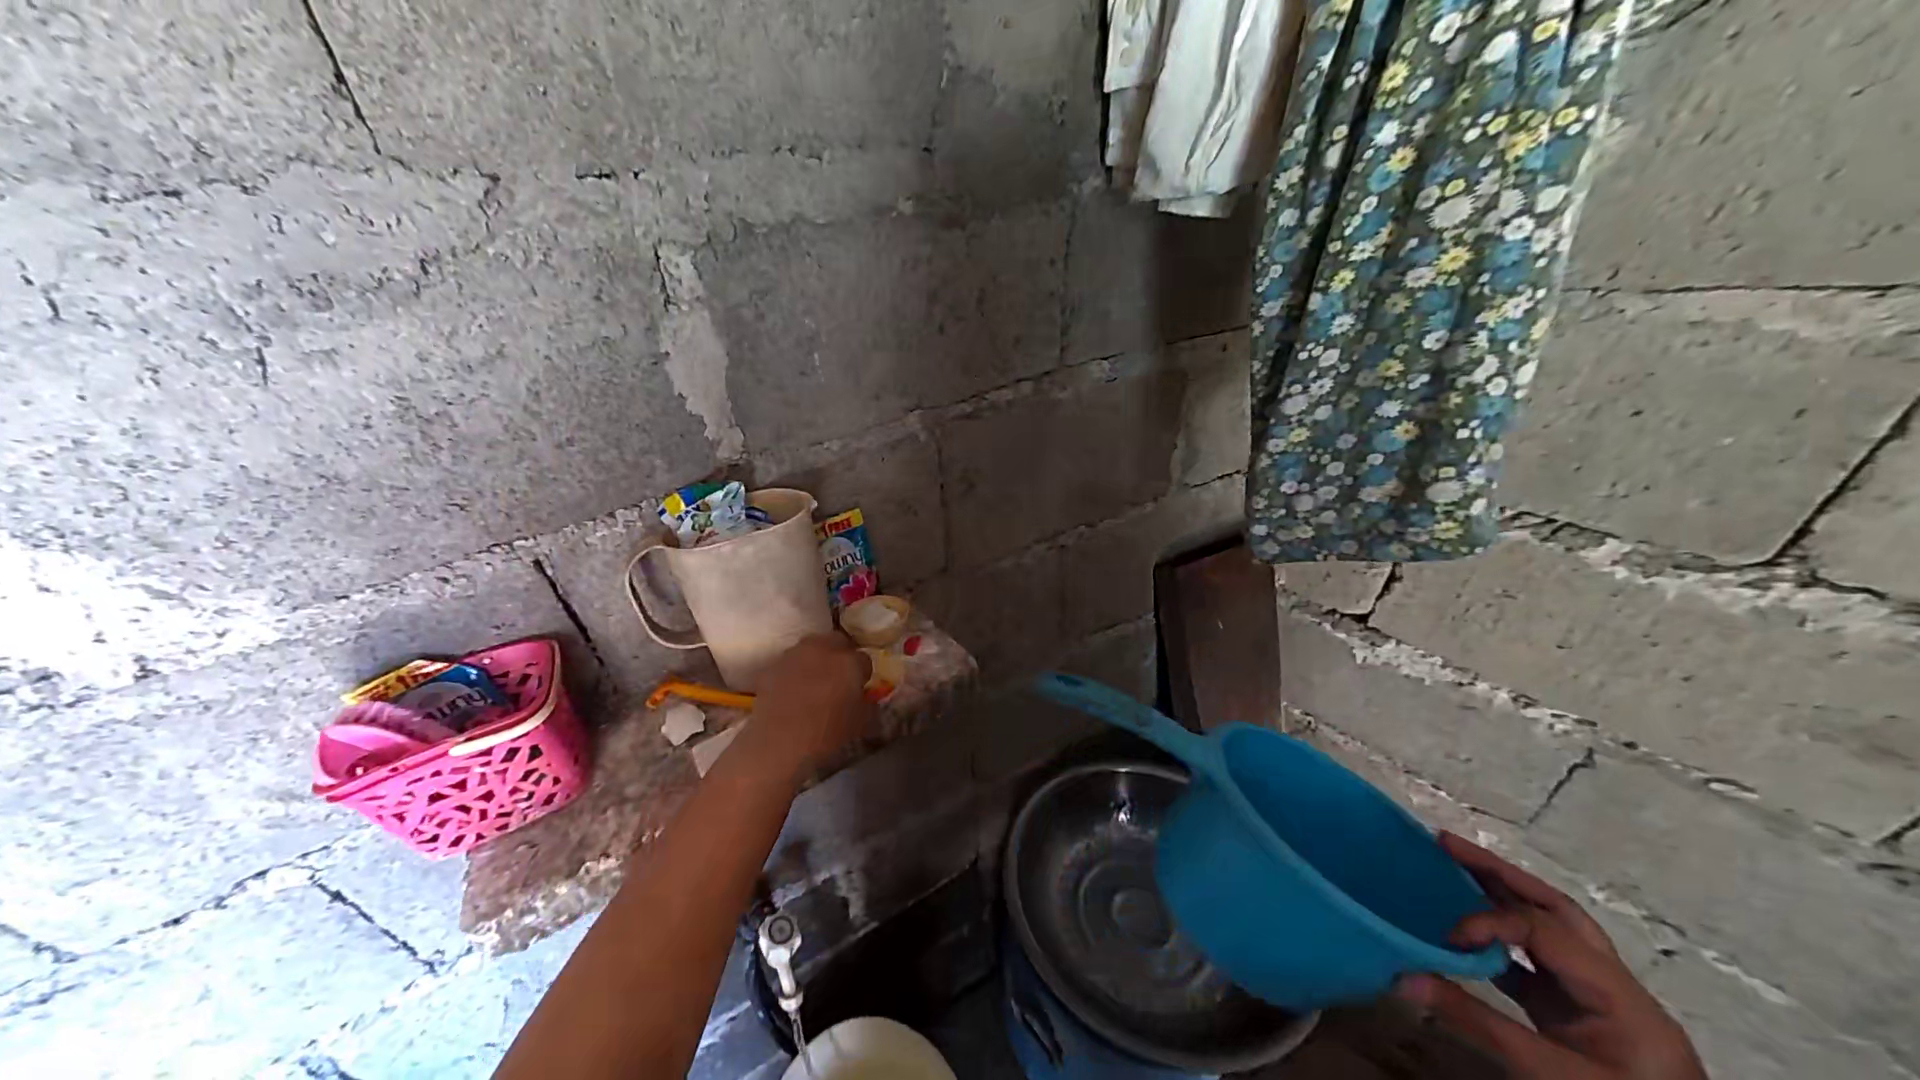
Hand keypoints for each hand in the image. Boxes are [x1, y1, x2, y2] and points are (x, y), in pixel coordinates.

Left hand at [735, 633, 872, 781]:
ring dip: (815, 661)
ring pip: (809, 649)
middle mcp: (821, 649)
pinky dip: (792, 673)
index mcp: (849, 661)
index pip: (864, 659)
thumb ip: (867, 704)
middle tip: (839, 677)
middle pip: (836, 641)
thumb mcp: (860, 724)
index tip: (860, 687)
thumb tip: (864, 699)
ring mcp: (793, 655)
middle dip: (840, 655)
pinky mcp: (770, 667)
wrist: (778, 743)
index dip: (863, 674)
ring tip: (813, 684)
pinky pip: (788, 665)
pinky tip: (791, 694)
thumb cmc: (827, 734)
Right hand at [1396, 832, 1705, 1079]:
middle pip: (1555, 909)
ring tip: (1453, 870)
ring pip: (1549, 930)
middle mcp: (1614, 984)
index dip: (1488, 922)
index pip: (1543, 929)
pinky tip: (1466, 937)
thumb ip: (1479, 1024)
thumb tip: (1403, 979)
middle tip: (1445, 844)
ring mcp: (1600, 1001)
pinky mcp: (1581, 1018)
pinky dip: (1501, 942)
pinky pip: (1538, 963)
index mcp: (1619, 993)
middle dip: (1500, 873)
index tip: (1445, 937)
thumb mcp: (1553, 1076)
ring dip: (1502, 898)